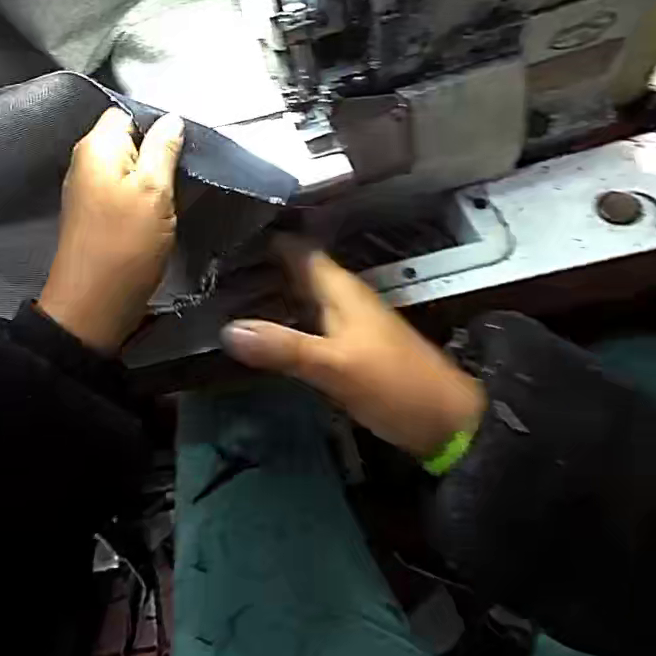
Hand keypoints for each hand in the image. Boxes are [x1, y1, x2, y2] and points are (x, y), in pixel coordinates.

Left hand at [38, 108, 185, 352]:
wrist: (94, 304)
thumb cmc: (126, 243)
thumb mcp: (154, 191)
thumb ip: (163, 149)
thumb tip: (173, 119)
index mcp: (96, 147)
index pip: (128, 112)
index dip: (158, 121)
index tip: (186, 142)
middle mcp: (87, 160)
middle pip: (130, 137)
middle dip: (160, 147)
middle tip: (189, 164)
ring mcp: (90, 187)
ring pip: (131, 164)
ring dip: (155, 172)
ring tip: (181, 185)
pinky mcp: (98, 211)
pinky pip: (126, 187)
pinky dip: (146, 192)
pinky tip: (163, 206)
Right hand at [220, 237, 486, 456]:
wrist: (445, 421)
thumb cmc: (393, 383)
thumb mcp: (334, 366)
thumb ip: (283, 347)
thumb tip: (227, 329)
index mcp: (341, 289)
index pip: (297, 248)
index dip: (262, 238)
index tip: (220, 234)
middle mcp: (342, 297)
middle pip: (294, 270)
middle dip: (257, 267)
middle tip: (210, 270)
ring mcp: (346, 322)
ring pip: (299, 296)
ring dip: (268, 294)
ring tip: (221, 296)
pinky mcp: (348, 347)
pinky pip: (306, 322)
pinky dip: (282, 321)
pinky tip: (259, 333)